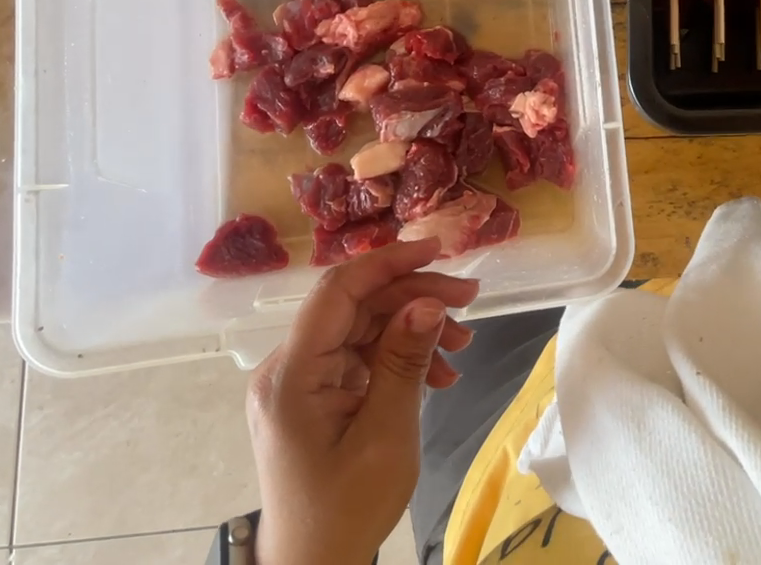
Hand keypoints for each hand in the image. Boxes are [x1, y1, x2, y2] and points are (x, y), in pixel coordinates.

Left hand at [246, 238, 478, 564]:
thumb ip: (404, 362)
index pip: (337, 292)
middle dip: (416, 296)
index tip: (439, 251)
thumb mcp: (385, 435)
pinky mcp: (316, 395)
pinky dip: (402, 356)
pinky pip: (363, 356)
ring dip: (416, 327)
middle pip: (357, 306)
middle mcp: (289, 367)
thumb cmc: (346, 509)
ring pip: (365, 327)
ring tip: (463, 346)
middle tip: (472, 301)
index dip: (388, 262)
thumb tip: (429, 301)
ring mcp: (301, 381)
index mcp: (292, 374)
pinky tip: (440, 374)